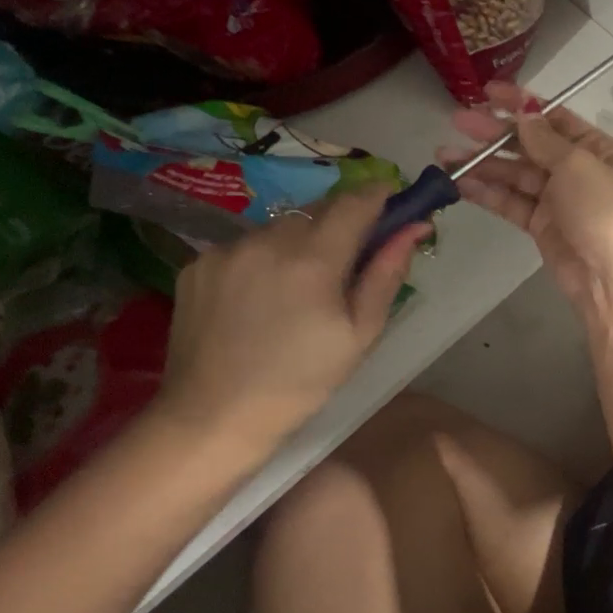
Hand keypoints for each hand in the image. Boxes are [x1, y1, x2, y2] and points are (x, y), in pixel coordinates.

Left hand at [155, 185, 424, 450]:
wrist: (212, 417)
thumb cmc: (302, 381)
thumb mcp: (361, 332)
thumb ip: (387, 273)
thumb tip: (415, 226)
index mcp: (313, 260)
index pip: (355, 201)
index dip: (380, 195)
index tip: (395, 203)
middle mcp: (266, 241)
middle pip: (319, 210)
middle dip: (343, 222)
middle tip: (353, 258)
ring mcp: (226, 250)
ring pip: (282, 226)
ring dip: (303, 240)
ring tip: (304, 284)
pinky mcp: (198, 263)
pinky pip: (247, 244)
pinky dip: (266, 257)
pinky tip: (265, 295)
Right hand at [439, 81, 612, 308]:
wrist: (609, 274)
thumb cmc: (600, 209)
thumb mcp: (576, 164)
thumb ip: (545, 139)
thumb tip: (525, 111)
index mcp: (597, 149)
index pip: (555, 118)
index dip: (522, 105)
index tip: (487, 93)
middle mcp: (578, 170)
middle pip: (531, 145)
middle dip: (495, 133)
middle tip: (458, 121)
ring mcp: (558, 198)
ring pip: (515, 174)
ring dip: (483, 163)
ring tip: (445, 154)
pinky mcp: (541, 224)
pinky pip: (511, 201)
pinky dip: (487, 192)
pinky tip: (460, 182)